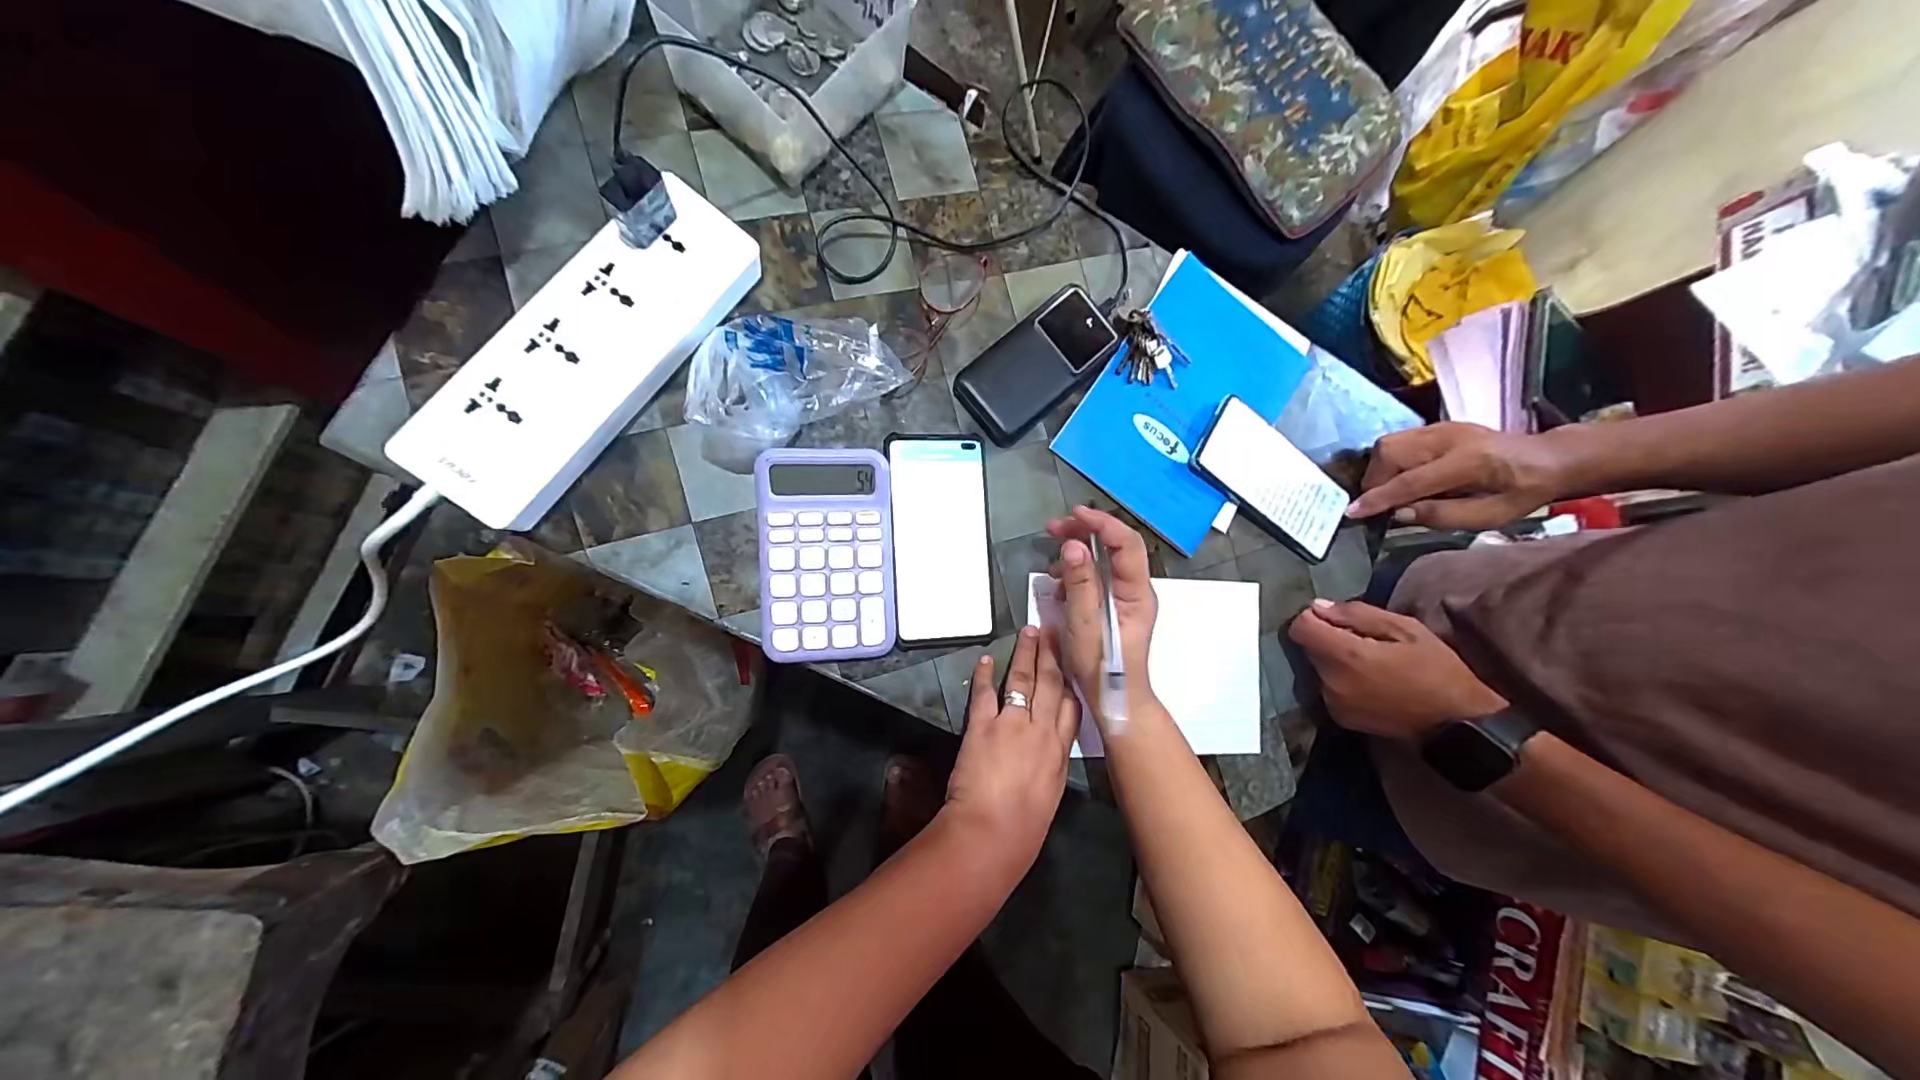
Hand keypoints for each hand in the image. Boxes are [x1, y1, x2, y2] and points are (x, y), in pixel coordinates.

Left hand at [943, 626, 1081, 867]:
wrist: (991, 834)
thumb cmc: (1023, 830)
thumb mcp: (1049, 795)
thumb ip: (1050, 766)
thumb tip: (1047, 753)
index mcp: (1060, 753)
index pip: (1072, 708)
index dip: (1073, 681)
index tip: (1072, 662)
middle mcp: (1042, 732)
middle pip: (1051, 684)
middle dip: (1052, 655)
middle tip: (1053, 632)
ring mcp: (1012, 725)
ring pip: (1023, 680)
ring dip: (1026, 653)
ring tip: (1029, 632)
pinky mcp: (983, 726)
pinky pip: (986, 693)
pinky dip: (985, 674)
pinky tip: (986, 659)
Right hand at [1046, 506, 1158, 727]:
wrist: (1113, 700)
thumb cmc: (1103, 669)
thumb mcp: (1085, 625)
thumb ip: (1080, 584)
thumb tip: (1073, 547)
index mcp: (1136, 592)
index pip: (1126, 543)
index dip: (1102, 523)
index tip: (1075, 515)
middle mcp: (1134, 590)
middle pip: (1114, 546)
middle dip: (1084, 532)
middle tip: (1055, 529)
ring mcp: (1124, 598)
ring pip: (1102, 561)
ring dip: (1076, 555)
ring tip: (1052, 567)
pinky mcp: (1111, 606)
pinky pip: (1095, 578)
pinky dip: (1074, 574)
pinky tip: (1058, 585)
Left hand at [1288, 600, 1506, 740]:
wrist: (1459, 725)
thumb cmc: (1438, 670)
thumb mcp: (1406, 629)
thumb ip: (1356, 614)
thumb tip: (1318, 607)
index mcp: (1345, 657)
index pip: (1301, 629)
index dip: (1313, 617)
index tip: (1334, 616)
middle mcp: (1330, 682)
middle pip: (1310, 648)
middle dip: (1328, 637)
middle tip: (1364, 639)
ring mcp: (1333, 703)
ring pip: (1318, 668)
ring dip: (1335, 660)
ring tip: (1371, 663)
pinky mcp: (1340, 718)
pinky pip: (1329, 688)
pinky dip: (1341, 680)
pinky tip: (1370, 682)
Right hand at [1346, 423, 1567, 528]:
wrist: (1549, 458)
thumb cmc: (1523, 492)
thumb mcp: (1492, 516)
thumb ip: (1443, 515)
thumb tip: (1398, 514)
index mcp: (1469, 462)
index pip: (1411, 481)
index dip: (1378, 499)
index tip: (1352, 512)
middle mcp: (1450, 438)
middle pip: (1390, 452)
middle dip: (1375, 480)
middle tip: (1382, 503)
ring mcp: (1442, 428)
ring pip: (1388, 443)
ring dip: (1380, 470)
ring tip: (1392, 490)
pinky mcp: (1437, 426)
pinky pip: (1398, 441)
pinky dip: (1390, 461)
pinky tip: (1403, 476)